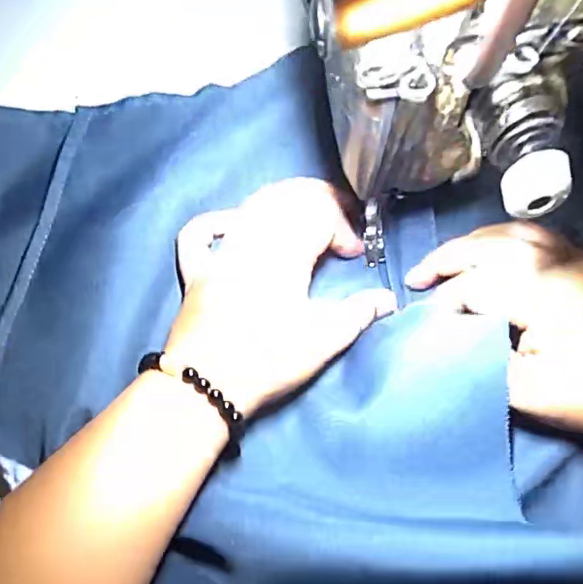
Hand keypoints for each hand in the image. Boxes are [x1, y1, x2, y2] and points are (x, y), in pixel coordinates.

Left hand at [162, 178, 395, 413]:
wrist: (205, 385)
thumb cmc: (268, 362)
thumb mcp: (322, 341)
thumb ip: (358, 314)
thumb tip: (387, 300)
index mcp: (285, 250)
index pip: (320, 212)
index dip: (344, 225)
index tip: (356, 254)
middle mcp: (251, 238)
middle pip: (287, 197)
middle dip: (319, 202)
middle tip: (340, 223)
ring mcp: (219, 252)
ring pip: (251, 206)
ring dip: (282, 204)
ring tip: (303, 223)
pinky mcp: (196, 271)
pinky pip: (201, 231)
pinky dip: (220, 219)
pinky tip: (235, 224)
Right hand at [405, 222, 582, 447]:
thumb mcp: (522, 390)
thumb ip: (477, 361)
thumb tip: (449, 342)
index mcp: (537, 287)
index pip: (473, 286)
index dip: (444, 305)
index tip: (424, 327)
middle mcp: (555, 259)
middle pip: (489, 244)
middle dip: (448, 258)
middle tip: (418, 277)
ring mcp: (576, 258)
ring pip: (513, 234)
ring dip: (476, 245)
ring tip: (450, 263)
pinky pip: (537, 239)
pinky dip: (505, 244)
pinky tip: (496, 260)